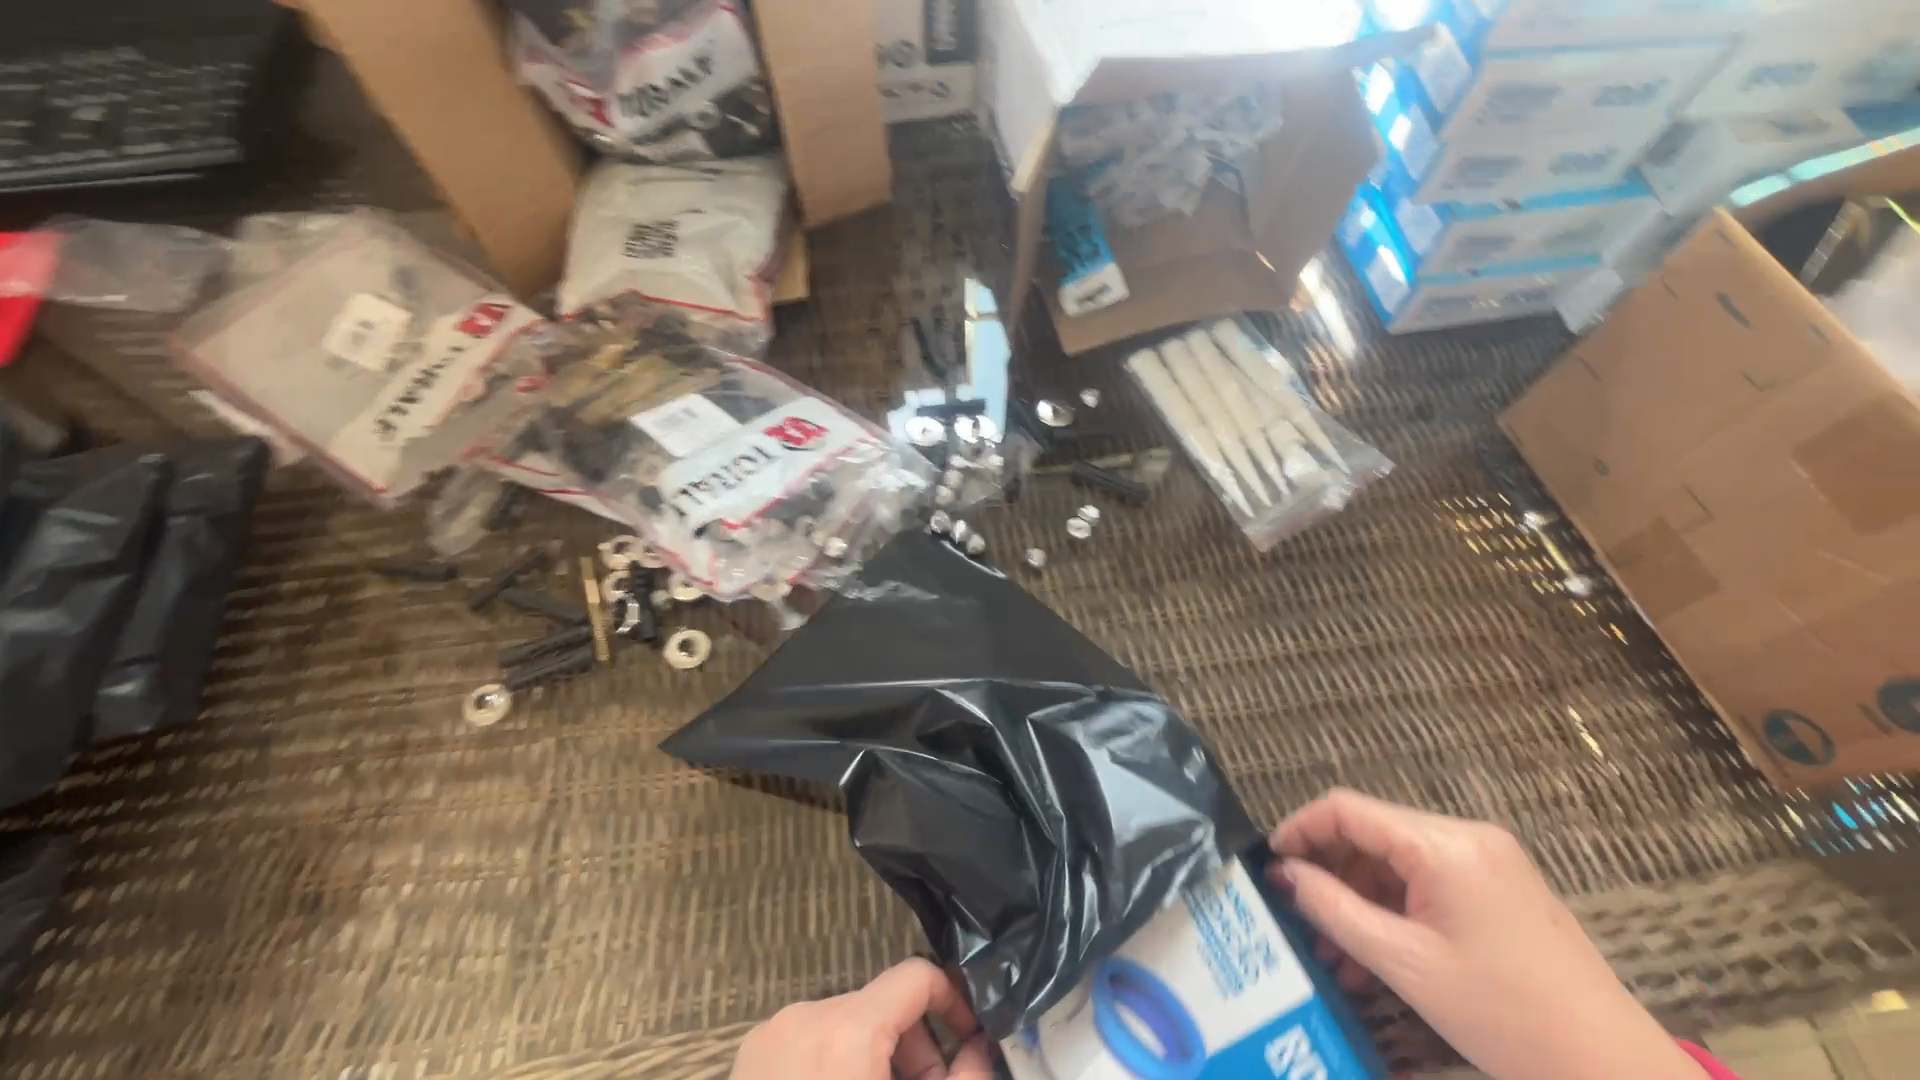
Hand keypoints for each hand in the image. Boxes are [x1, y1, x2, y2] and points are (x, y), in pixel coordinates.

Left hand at [729, 958, 995, 1079]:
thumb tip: (980, 1048)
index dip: (954, 1001)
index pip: (917, 976)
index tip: (969, 1042)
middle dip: (916, 1047)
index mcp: (847, 1029)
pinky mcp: (747, 1060)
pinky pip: (810, 1042)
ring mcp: (769, 1037)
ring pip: (846, 1024)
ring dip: (878, 1058)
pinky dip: (837, 1065)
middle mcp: (804, 1018)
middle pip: (881, 1005)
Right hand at [1270, 789, 1704, 1079]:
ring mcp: (1486, 858)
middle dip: (1327, 872)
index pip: (1346, 809)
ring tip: (1333, 951)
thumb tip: (1282, 874)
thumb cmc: (1502, 1013)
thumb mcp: (1403, 962)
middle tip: (1298, 918)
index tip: (1268, 866)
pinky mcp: (1498, 885)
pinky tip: (1373, 953)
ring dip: (1356, 897)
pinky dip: (1391, 908)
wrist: (1611, 1067)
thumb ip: (1333, 908)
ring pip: (1394, 859)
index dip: (1298, 829)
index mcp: (1443, 844)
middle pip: (1370, 832)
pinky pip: (1425, 880)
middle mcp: (1465, 835)